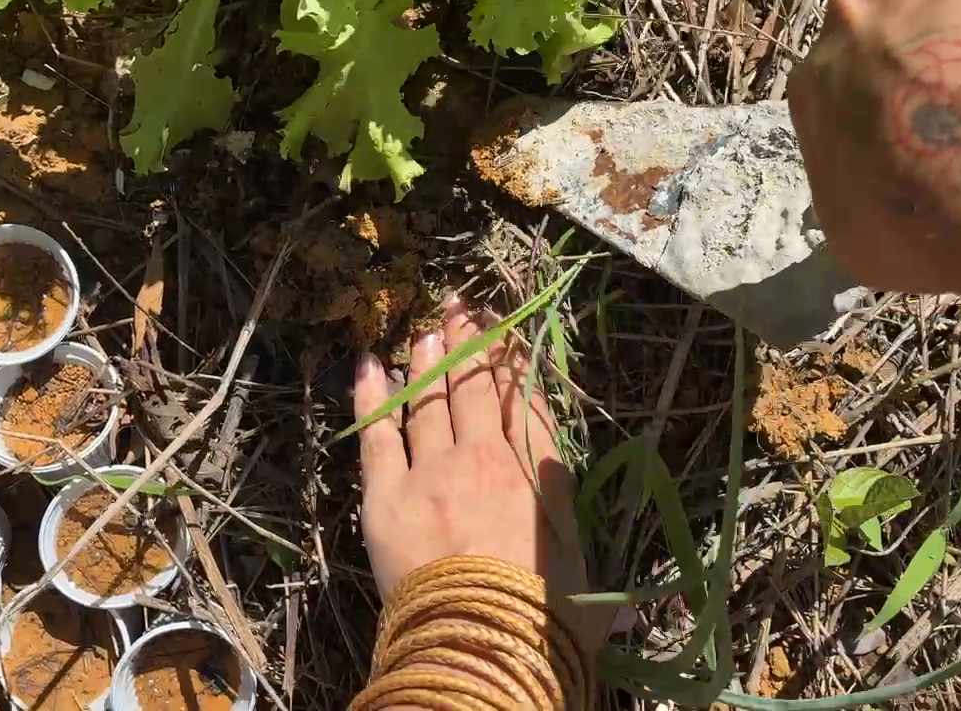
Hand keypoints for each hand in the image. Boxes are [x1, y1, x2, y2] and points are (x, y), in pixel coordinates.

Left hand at [352, 299, 608, 651]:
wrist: (486, 653)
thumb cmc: (547, 622)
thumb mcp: (582, 572)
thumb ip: (576, 536)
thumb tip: (592, 538)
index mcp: (534, 471)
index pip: (521, 399)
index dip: (511, 361)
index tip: (504, 333)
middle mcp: (484, 456)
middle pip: (474, 386)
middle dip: (468, 342)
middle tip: (459, 306)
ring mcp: (432, 470)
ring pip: (429, 398)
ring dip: (427, 359)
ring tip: (426, 328)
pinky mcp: (386, 494)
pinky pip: (377, 433)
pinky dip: (371, 395)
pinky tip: (368, 363)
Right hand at [785, 0, 960, 290]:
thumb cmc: (912, 217)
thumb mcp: (855, 235)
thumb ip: (859, 200)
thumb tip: (883, 204)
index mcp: (815, 80)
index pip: (850, 80)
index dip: (894, 102)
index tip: (938, 130)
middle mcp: (852, 15)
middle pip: (899, 24)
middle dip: (938, 50)